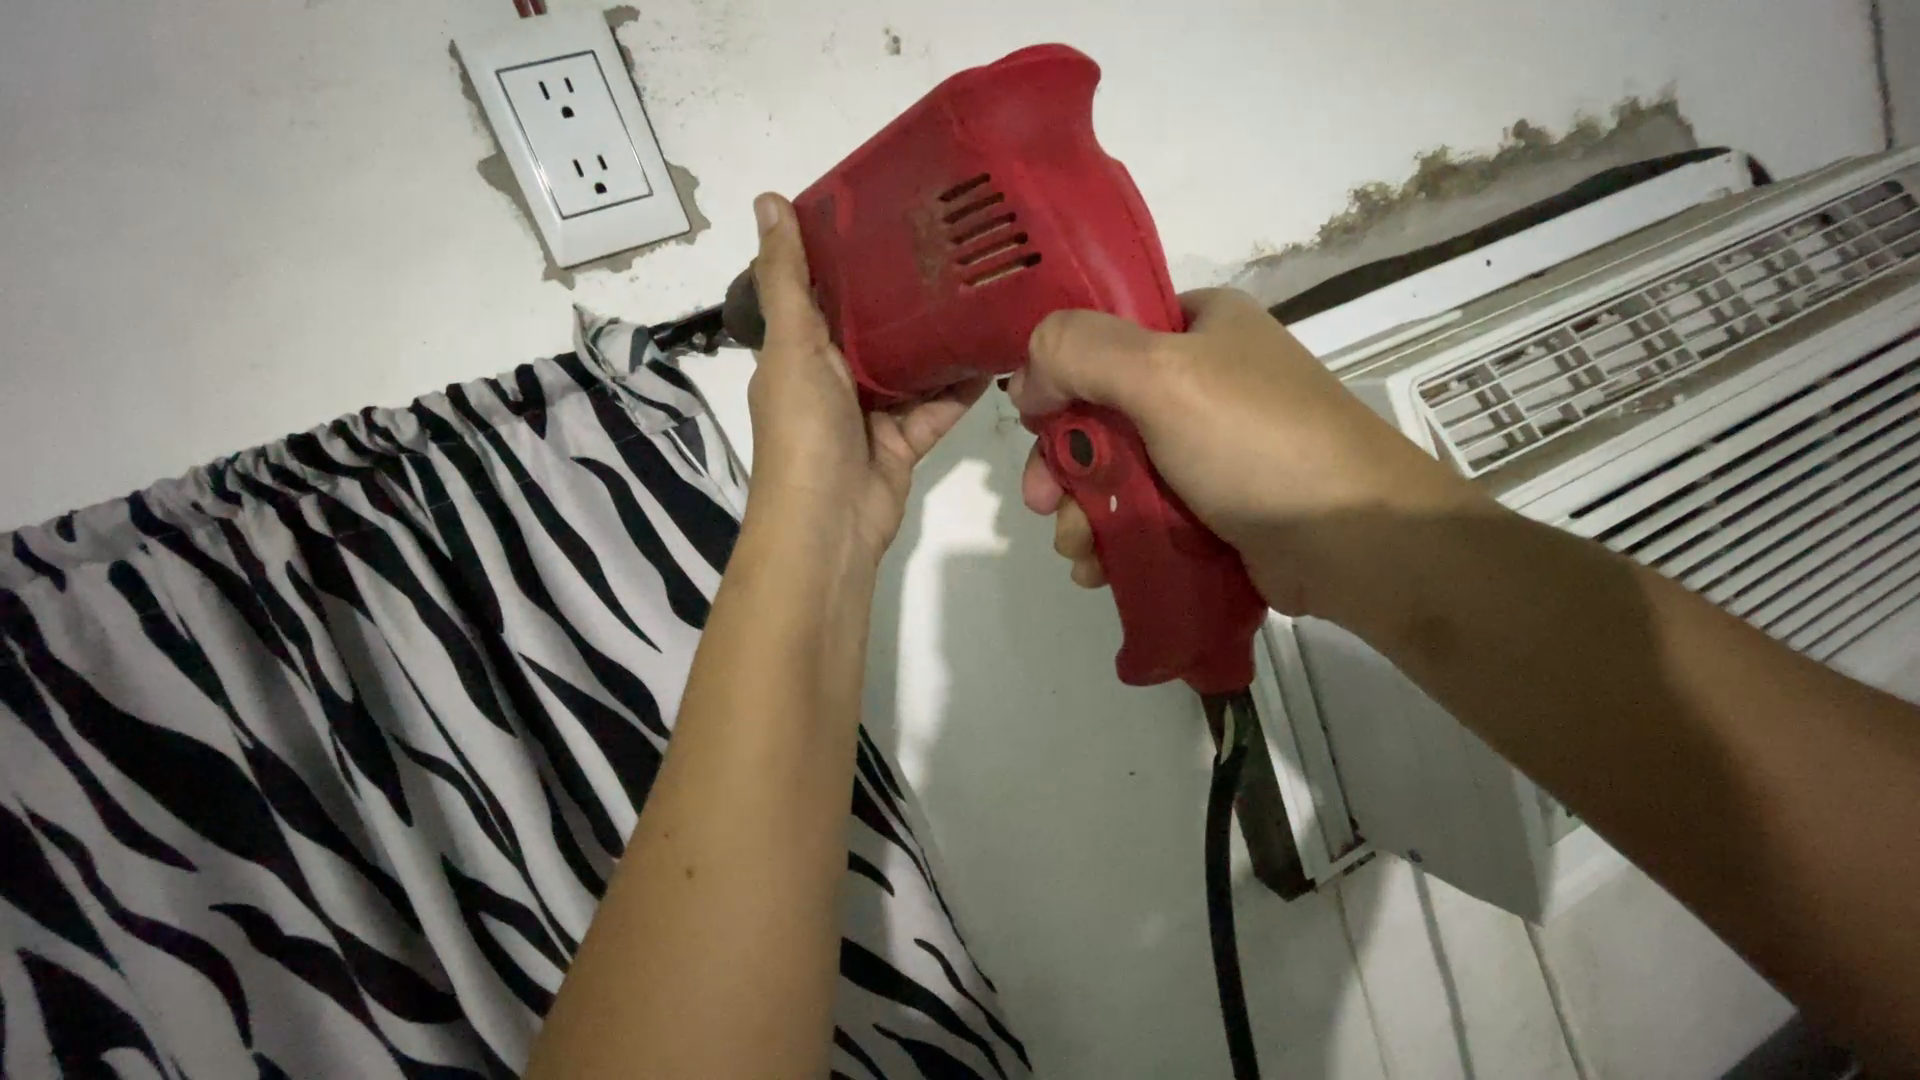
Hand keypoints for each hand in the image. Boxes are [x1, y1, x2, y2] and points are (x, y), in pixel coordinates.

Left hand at [743, 193, 987, 563]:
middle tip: (952, 246)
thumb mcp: (792, 344)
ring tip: (982, 292)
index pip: (822, 293)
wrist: (828, 523)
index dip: (847, 255)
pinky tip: (996, 352)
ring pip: (912, 368)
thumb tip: (767, 199)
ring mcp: (872, 413)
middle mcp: (834, 379)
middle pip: (874, 329)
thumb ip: (786, 278)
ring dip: (940, 340)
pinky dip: (962, 387)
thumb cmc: (802, 428)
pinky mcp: (906, 441)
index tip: (888, 210)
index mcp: (798, 352)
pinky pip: (938, 407)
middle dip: (905, 295)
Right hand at [1007, 288, 1491, 615]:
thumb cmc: (1257, 443)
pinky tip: (1099, 570)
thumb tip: (1027, 376)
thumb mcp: (1162, 375)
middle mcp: (1202, 378)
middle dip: (1065, 466)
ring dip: (1084, 513)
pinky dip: (1114, 538)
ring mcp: (1208, 447)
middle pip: (1100, 412)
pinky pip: (1144, 512)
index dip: (1058, 376)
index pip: (1103, 333)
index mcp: (1198, 325)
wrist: (1356, 542)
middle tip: (1042, 506)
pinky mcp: (1213, 505)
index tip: (1033, 425)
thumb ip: (1080, 352)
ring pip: (1117, 471)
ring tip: (1081, 554)